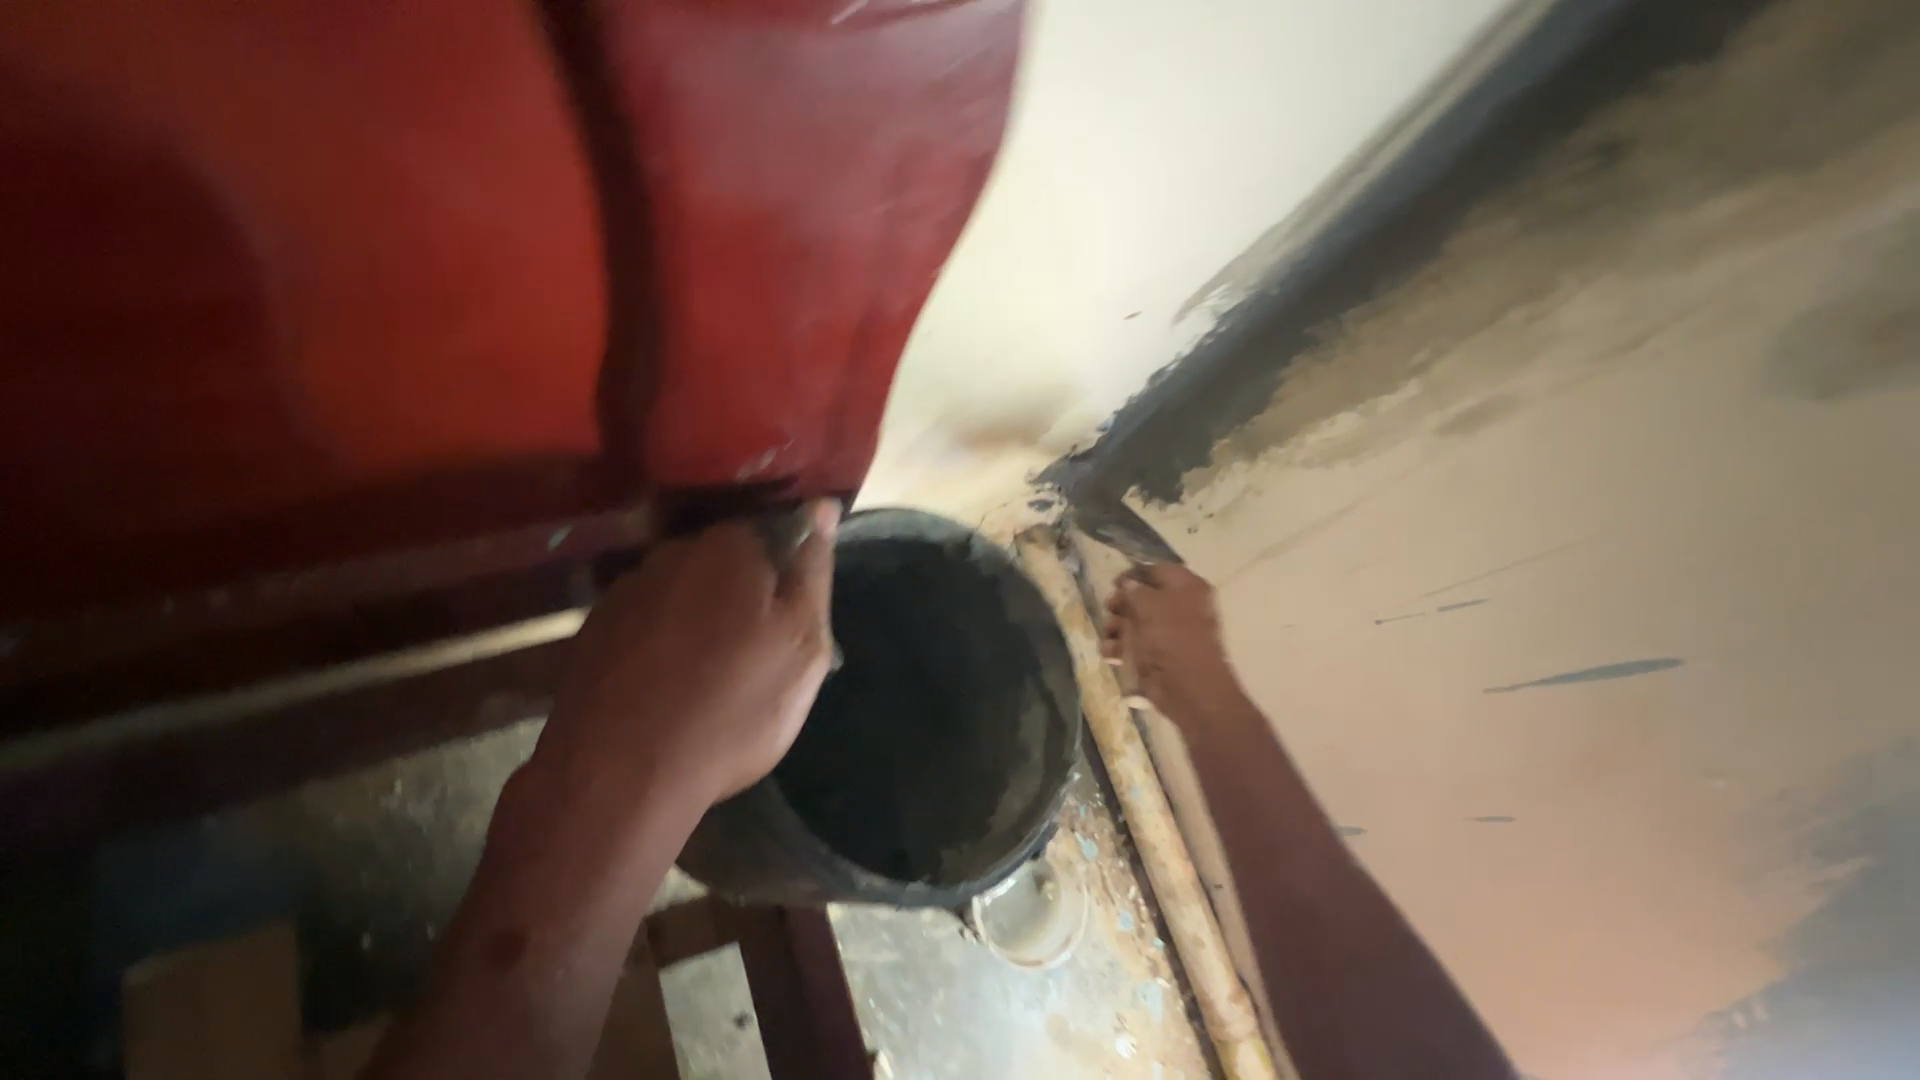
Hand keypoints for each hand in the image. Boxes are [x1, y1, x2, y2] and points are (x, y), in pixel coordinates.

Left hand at [540, 499, 839, 806]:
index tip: (791, 619)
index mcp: (729, 547)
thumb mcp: (802, 646)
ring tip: (707, 678)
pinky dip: (660, 645)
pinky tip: (666, 688)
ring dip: (698, 620)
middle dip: (741, 595)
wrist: (619, 777)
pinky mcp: (591, 631)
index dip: (786, 575)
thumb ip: (812, 571)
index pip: (772, 534)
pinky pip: (645, 624)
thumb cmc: (733, 709)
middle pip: (722, 563)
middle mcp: (671, 554)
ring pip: (681, 594)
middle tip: (757, 654)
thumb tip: (820, 507)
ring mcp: (624, 592)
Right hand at [1102, 563, 1244, 721]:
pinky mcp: (1158, 657)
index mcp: (1188, 588)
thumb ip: (1134, 590)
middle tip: (1110, 608)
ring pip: (1135, 623)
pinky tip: (1111, 654)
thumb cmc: (1171, 638)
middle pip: (1143, 597)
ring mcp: (1169, 634)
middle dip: (1122, 604)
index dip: (1135, 574)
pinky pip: (1134, 646)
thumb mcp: (1150, 605)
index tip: (1115, 582)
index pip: (1158, 570)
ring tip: (1109, 636)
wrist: (1188, 688)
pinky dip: (1120, 649)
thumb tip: (1127, 585)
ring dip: (1117, 627)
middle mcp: (1181, 608)